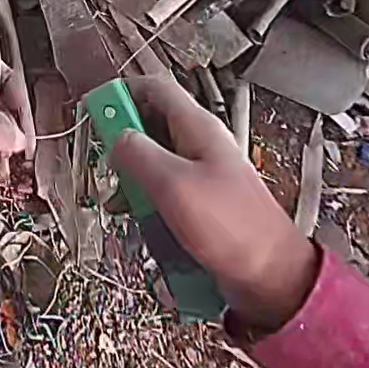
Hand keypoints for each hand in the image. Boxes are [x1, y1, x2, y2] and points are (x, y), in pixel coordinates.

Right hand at [108, 75, 318, 329]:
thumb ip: (137, 154)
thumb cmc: (227, 227)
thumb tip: (115, 137)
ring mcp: (200, 171)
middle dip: (122, 141)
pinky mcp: (199, 199)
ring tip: (120, 200)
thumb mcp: (173, 184)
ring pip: (152, 157)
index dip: (122, 92)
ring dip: (131, 175)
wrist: (273, 279)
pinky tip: (137, 217)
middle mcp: (198, 142)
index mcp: (197, 127)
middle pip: (150, 122)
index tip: (96, 111)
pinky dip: (145, 197)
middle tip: (108, 164)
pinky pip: (162, 186)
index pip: (154, 88)